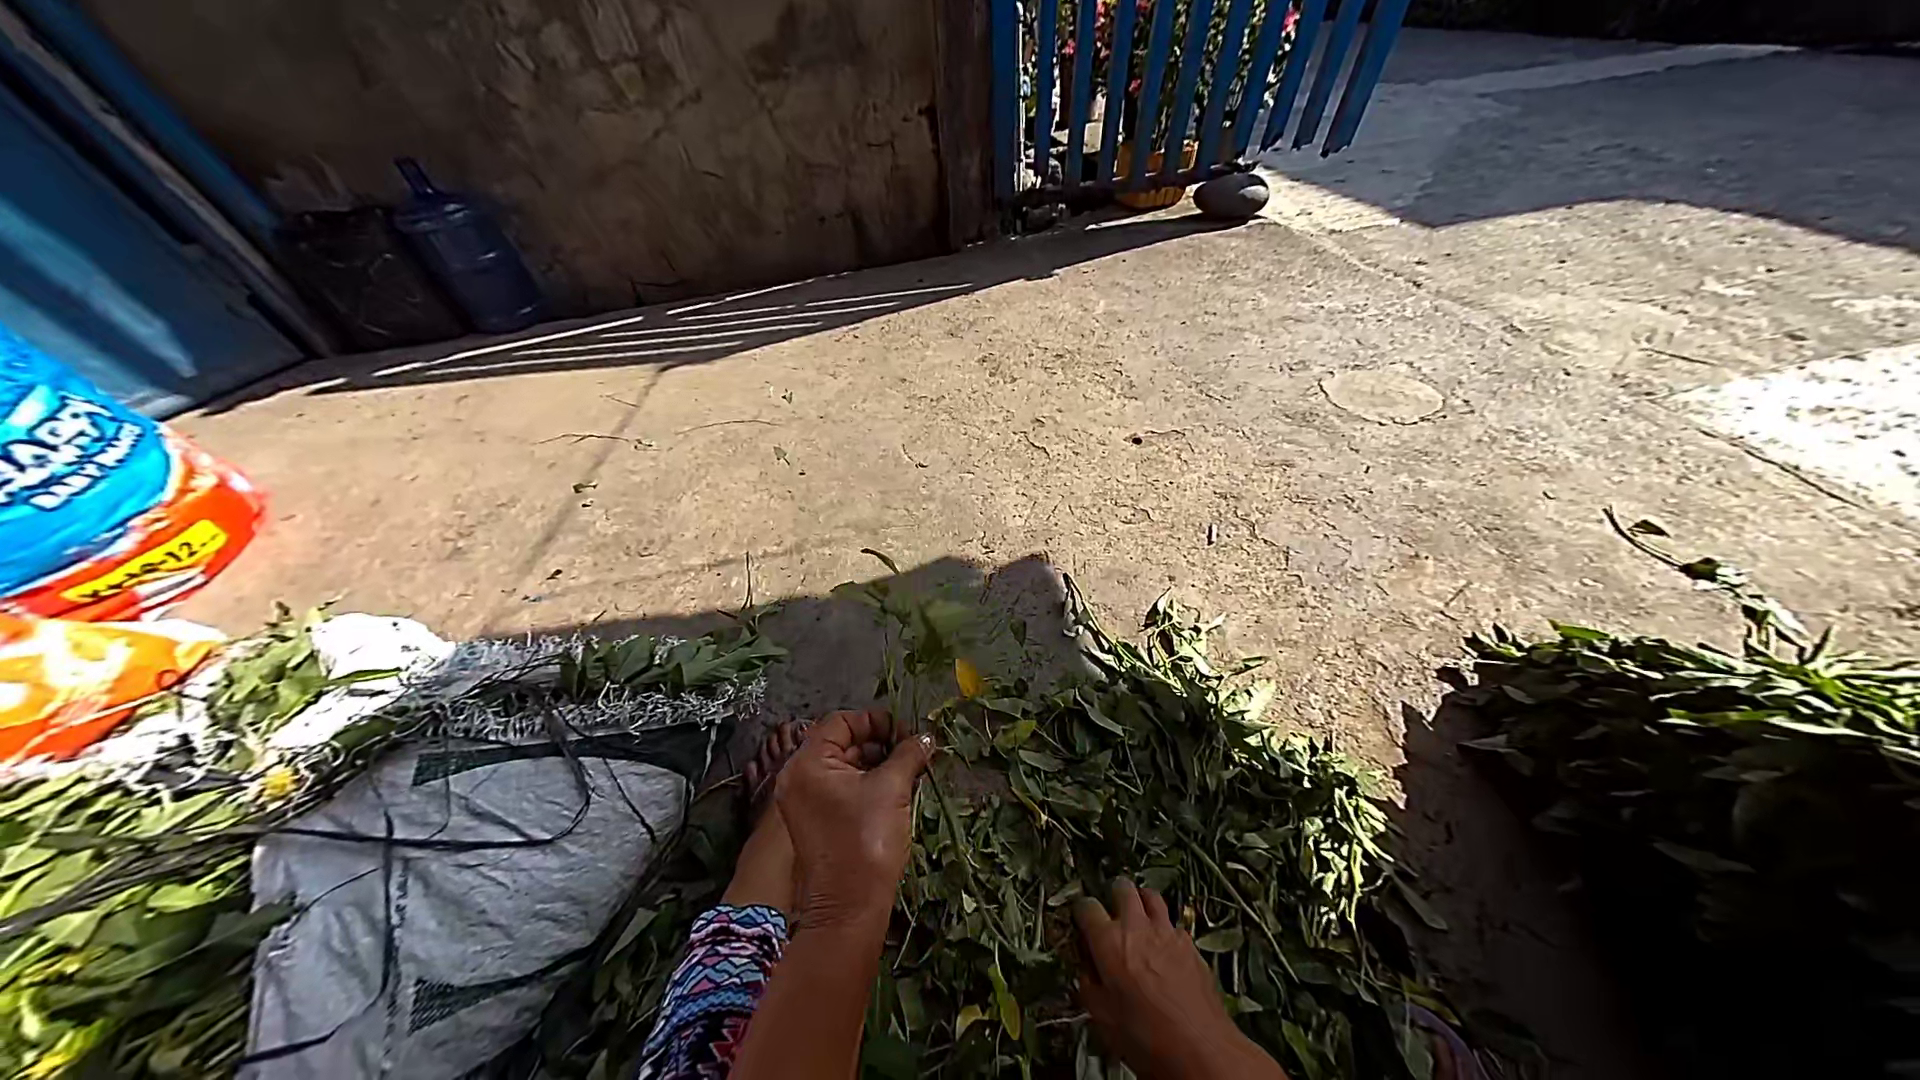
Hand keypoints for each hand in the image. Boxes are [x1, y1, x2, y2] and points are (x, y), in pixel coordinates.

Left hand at [774, 708, 932, 932]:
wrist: (850, 907)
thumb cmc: (867, 840)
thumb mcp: (892, 788)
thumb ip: (908, 753)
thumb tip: (926, 737)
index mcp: (807, 763)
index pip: (841, 722)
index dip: (875, 721)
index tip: (905, 732)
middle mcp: (799, 778)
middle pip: (843, 742)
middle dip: (881, 743)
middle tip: (914, 750)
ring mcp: (807, 802)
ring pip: (846, 766)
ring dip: (879, 764)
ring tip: (913, 770)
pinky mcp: (818, 821)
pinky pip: (844, 788)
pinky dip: (870, 784)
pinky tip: (901, 789)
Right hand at [1074, 878, 1287, 1079]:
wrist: (1202, 1052)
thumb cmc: (1152, 1040)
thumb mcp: (1103, 1020)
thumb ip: (1088, 987)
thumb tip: (1085, 976)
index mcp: (1109, 942)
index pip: (1086, 906)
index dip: (1081, 911)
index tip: (1081, 920)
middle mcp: (1136, 928)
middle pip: (1121, 887)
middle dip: (1113, 893)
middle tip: (1110, 909)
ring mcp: (1166, 932)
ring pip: (1150, 895)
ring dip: (1140, 901)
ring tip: (1137, 915)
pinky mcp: (1189, 944)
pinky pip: (1173, 923)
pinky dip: (1165, 927)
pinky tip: (1163, 946)